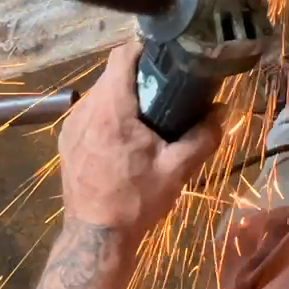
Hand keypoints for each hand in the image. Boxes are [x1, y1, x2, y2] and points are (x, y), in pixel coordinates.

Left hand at [58, 43, 220, 236]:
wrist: (95, 239)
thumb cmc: (136, 201)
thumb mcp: (177, 170)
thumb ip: (202, 137)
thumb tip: (222, 110)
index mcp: (111, 110)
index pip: (121, 56)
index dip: (143, 49)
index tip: (165, 57)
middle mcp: (86, 110)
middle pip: (111, 73)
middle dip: (137, 75)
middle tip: (165, 89)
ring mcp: (71, 125)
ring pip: (99, 92)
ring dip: (121, 95)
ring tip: (147, 113)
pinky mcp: (66, 140)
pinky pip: (89, 112)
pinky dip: (107, 113)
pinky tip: (124, 135)